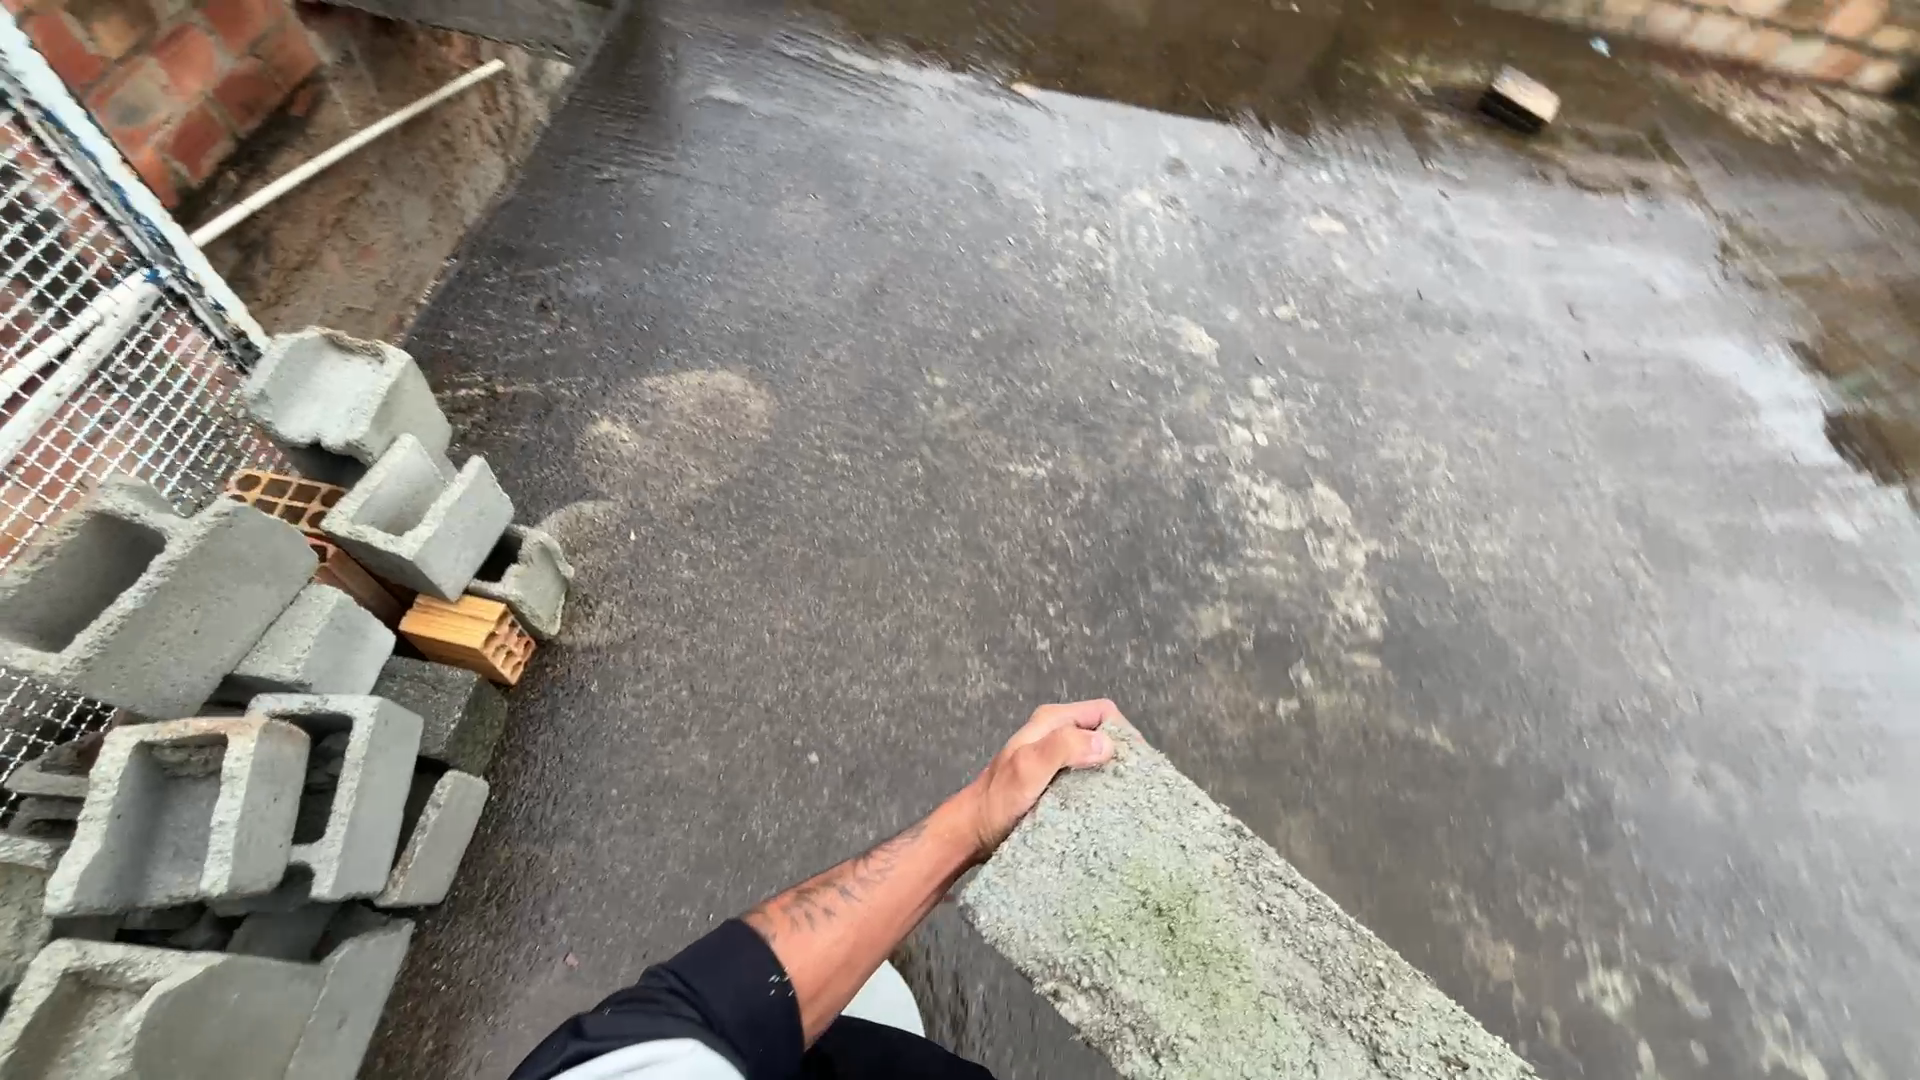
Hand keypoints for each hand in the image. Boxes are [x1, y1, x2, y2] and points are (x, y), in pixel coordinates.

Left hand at [954, 699, 1122, 860]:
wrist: (973, 832)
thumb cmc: (999, 799)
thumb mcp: (1028, 767)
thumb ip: (1062, 748)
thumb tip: (1107, 745)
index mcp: (1052, 720)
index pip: (1104, 712)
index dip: (1123, 733)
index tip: (1134, 765)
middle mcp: (1057, 734)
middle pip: (1104, 735)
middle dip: (1121, 756)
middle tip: (1134, 786)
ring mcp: (1056, 760)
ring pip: (1097, 758)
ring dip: (1111, 775)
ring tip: (1125, 801)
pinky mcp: (1057, 783)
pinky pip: (1088, 779)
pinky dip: (1100, 790)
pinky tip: (1107, 809)